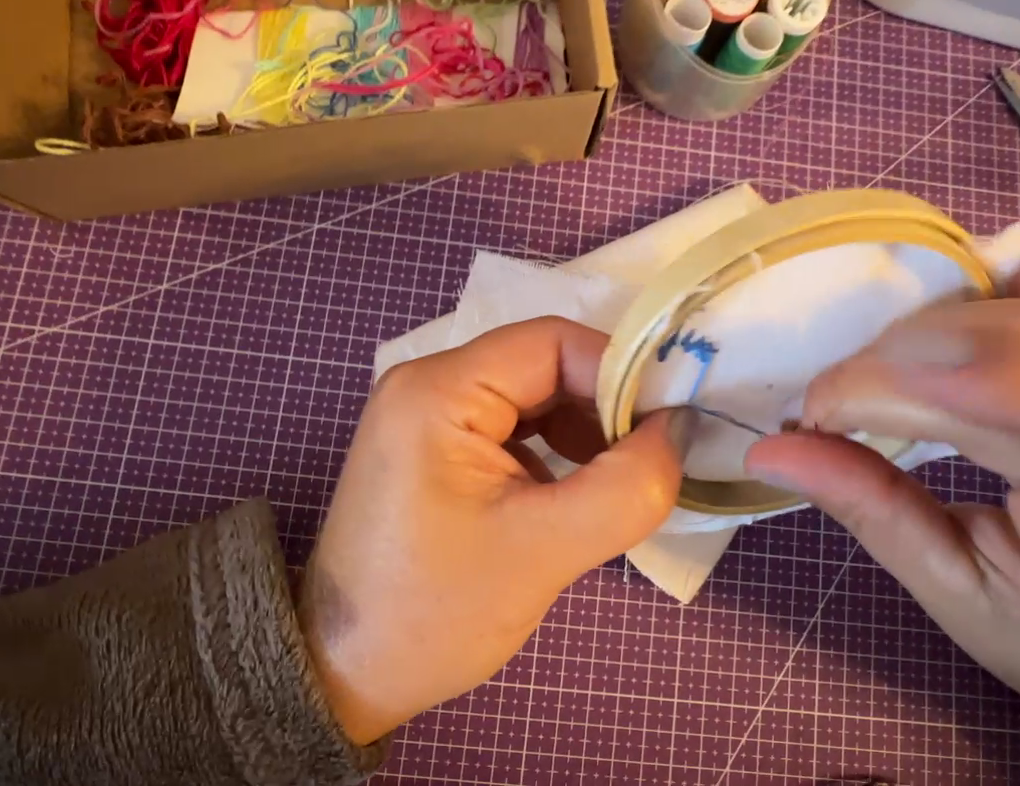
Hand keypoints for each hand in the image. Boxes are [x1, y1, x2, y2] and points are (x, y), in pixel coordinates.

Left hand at [301, 318, 683, 743]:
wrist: (341, 676)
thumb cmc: (435, 613)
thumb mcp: (542, 551)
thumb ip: (626, 487)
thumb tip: (678, 430)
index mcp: (439, 389)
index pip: (552, 343)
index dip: (620, 373)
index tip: (671, 420)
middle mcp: (429, 382)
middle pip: (544, 365)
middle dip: (605, 405)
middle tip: (656, 454)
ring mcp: (429, 413)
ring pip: (534, 395)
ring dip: (585, 429)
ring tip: (623, 477)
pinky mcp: (437, 446)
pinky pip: (513, 425)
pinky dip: (556, 449)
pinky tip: (580, 487)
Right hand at [745, 254, 1019, 736]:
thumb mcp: (959, 597)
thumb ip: (872, 512)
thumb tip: (769, 450)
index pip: (1015, 390)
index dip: (899, 383)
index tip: (818, 414)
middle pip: (1012, 334)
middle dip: (895, 358)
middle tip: (832, 406)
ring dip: (939, 320)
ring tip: (889, 369)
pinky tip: (970, 317)